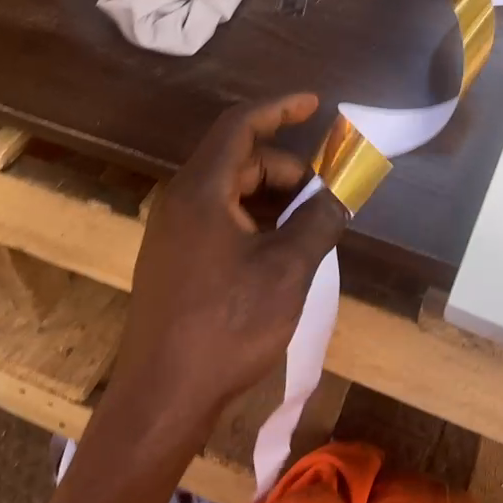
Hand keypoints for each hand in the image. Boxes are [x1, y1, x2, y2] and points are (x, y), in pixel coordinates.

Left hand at [113, 94, 347, 420]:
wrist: (162, 398)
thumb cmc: (227, 327)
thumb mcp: (287, 271)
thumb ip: (318, 222)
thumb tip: (339, 196)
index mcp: (201, 191)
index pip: (240, 126)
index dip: (279, 109)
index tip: (315, 104)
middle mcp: (179, 200)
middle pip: (238, 159)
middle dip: (285, 169)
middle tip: (322, 199)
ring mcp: (171, 231)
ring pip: (229, 191)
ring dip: (270, 198)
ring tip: (306, 229)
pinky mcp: (172, 259)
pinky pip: (217, 217)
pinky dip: (251, 219)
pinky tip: (277, 252)